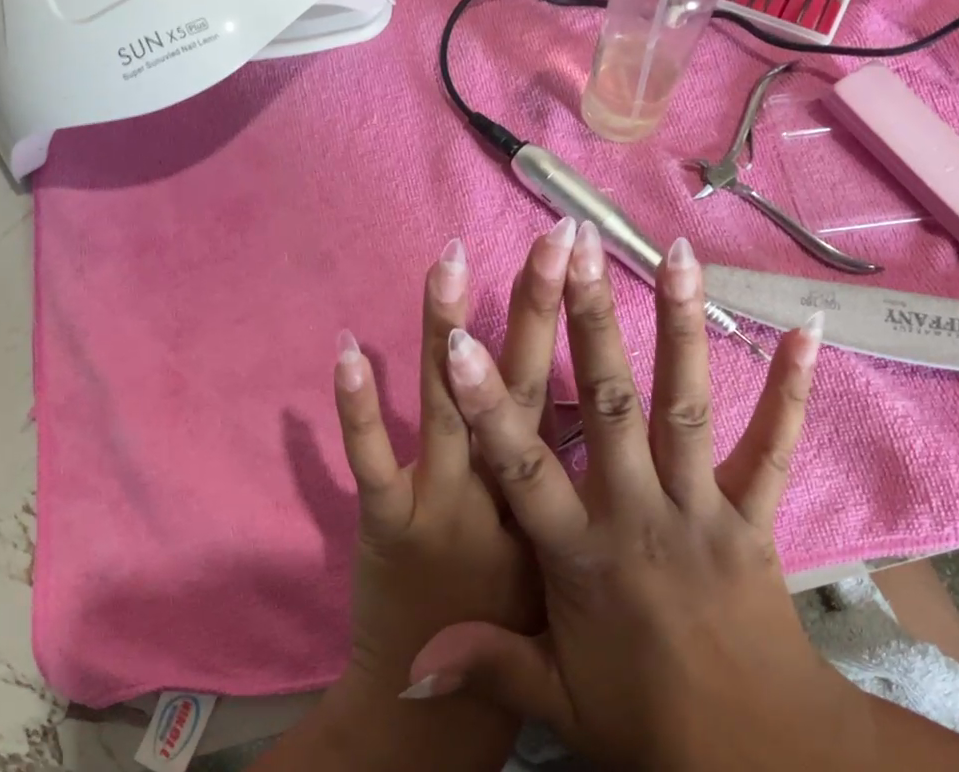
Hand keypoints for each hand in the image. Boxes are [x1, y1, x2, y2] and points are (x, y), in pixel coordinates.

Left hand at [334, 223, 577, 687]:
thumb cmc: (516, 646)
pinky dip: (355, 407)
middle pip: (528, 382)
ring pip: (445, 405)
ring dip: (445, 328)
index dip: (584, 330)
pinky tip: (344, 347)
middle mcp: (502, 489)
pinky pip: (367, 458)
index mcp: (554, 501)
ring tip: (450, 259)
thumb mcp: (571, 582)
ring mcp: (439, 502)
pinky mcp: (384, 523)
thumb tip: (614, 437)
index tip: (592, 264)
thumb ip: (588, 512)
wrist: (439, 722)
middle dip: (540, 306)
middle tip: (552, 235)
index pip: (576, 399)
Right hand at [404, 222, 859, 771]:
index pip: (523, 466)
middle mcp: (641, 516)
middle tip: (572, 249)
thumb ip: (487, 663)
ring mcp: (704, 510)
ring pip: (685, 405)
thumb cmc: (650, 723)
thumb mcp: (560, 702)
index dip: (488, 402)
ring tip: (673, 252)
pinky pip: (774, 448)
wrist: (764, 757)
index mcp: (583, 557)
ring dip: (679, 324)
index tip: (461, 337)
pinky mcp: (755, 517)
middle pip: (610, 407)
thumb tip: (406, 668)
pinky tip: (807, 328)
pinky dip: (792, 389)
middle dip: (587, 323)